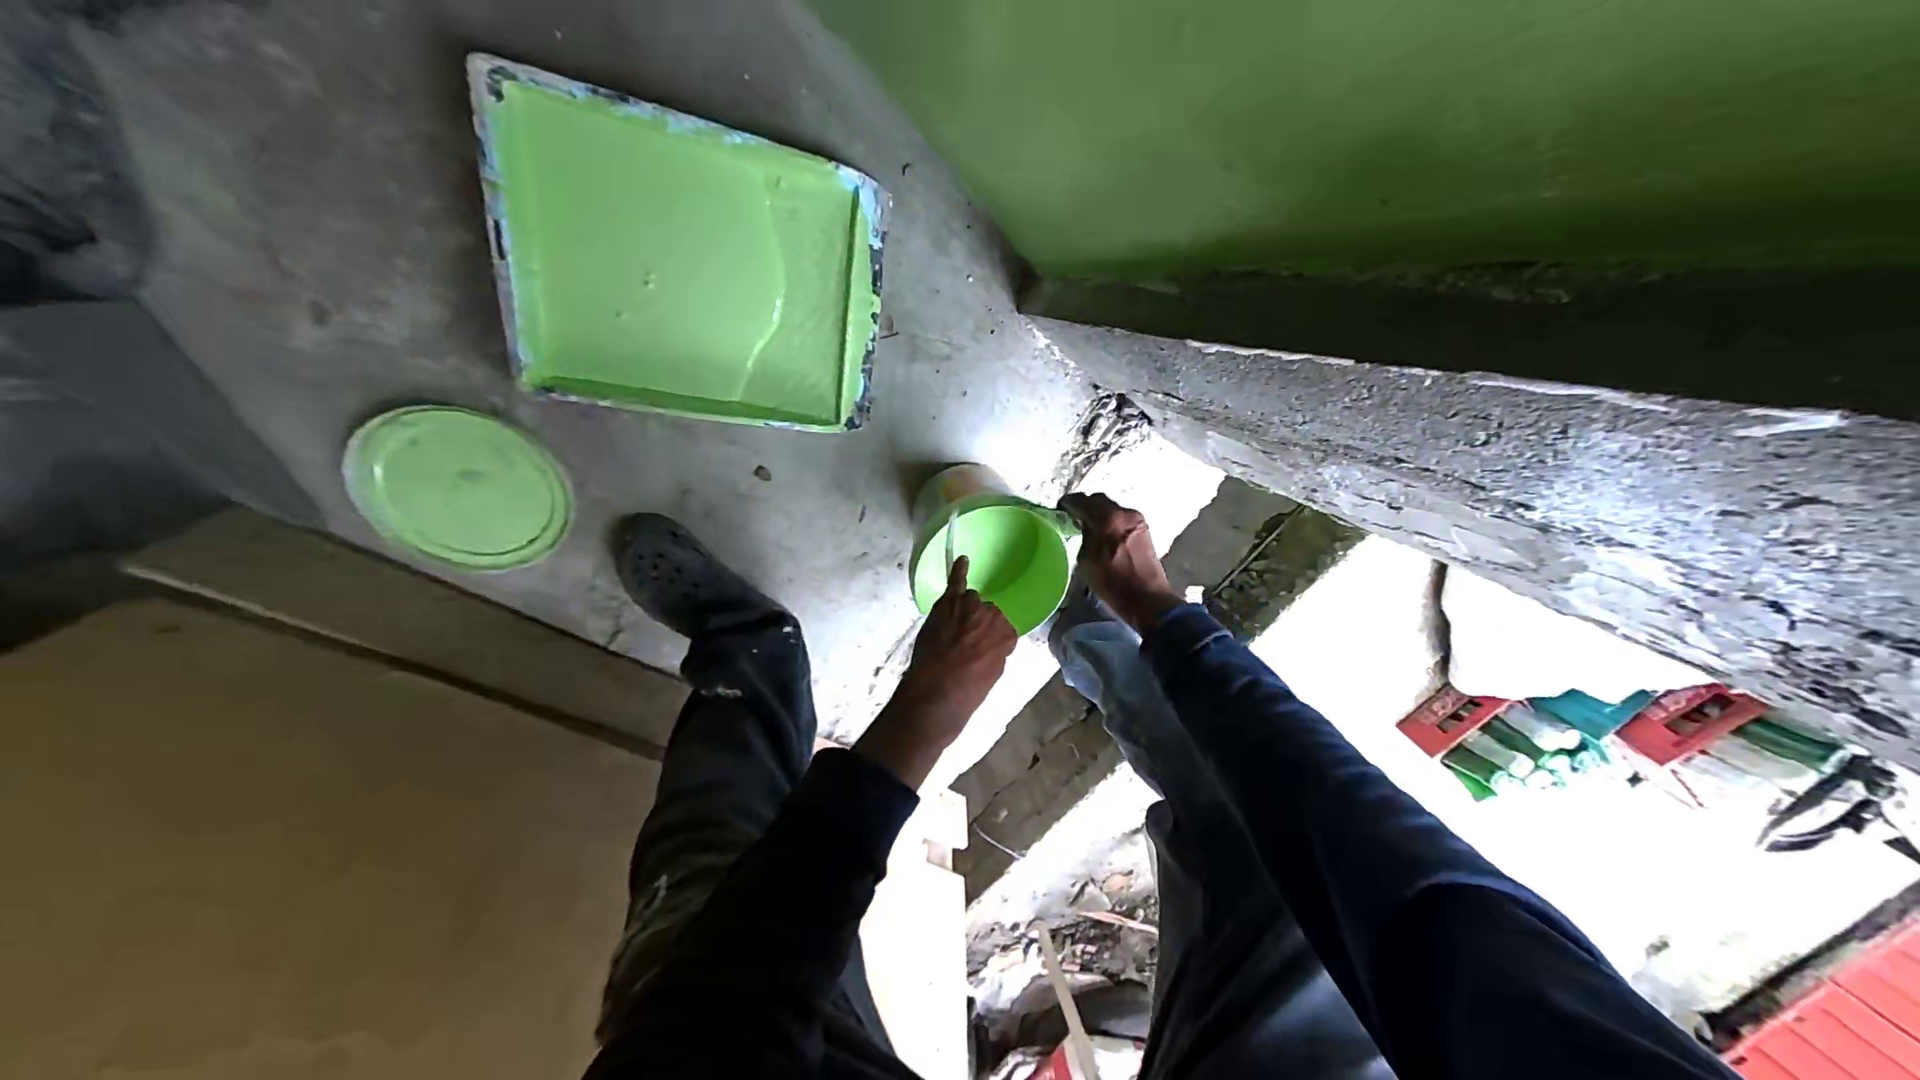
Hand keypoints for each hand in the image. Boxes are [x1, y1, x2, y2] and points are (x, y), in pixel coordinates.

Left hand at [855, 555, 1017, 787]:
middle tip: (964, 644)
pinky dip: (959, 570)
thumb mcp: (993, 673)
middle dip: (977, 625)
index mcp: (1007, 635)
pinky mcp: (947, 604)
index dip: (989, 639)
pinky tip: (964, 560)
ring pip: (970, 601)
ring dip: (964, 611)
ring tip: (952, 631)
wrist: (936, 690)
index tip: (980, 650)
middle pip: (986, 612)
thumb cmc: (966, 690)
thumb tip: (989, 643)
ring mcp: (969, 606)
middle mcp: (992, 616)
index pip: (1003, 629)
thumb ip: (995, 651)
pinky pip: (956, 581)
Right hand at [1058, 492, 1182, 633]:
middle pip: (1099, 500)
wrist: (1147, 598)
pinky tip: (1103, 532)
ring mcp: (1137, 519)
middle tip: (1072, 516)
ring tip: (1087, 525)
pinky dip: (1109, 519)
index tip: (1060, 509)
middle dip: (1084, 505)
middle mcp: (1125, 512)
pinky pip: (1120, 516)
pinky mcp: (1143, 529)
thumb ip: (1083, 536)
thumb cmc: (1113, 583)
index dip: (1069, 503)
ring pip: (1111, 507)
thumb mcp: (1087, 560)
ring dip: (1098, 512)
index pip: (1082, 501)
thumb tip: (1081, 523)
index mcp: (1108, 519)